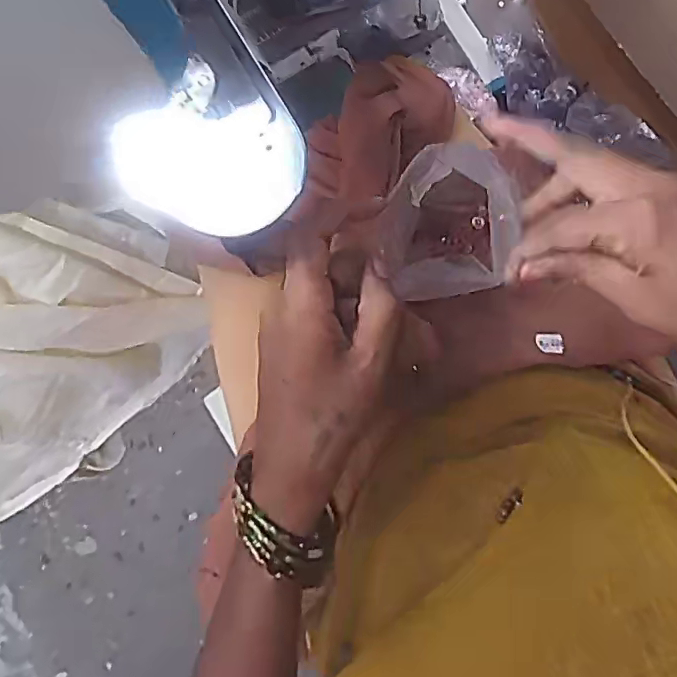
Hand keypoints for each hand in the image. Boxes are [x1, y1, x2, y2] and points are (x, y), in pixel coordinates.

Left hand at [253, 228, 401, 531]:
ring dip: (357, 300)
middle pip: (325, 264)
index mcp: (298, 303)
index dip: (342, 212)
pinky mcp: (282, 339)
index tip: (378, 207)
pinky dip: (344, 316)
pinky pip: (316, 309)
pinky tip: (365, 348)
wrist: (289, 469)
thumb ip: (380, 302)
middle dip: (364, 274)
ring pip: (323, 288)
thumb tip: (380, 259)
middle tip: (398, 303)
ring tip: (388, 338)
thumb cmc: (332, 416)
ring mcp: (278, 322)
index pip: (310, 234)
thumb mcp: (371, 360)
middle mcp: (280, 303)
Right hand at [485, 115, 676, 410]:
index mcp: (637, 216)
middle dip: (530, 139)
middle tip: (492, 131)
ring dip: (560, 175)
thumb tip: (526, 266)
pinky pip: (620, 177)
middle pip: (576, 156)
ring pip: (598, 163)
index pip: (563, 222)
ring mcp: (668, 180)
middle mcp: (649, 183)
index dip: (530, 244)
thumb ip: (578, 269)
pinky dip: (588, 185)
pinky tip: (572, 206)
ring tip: (530, 208)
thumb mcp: (638, 301)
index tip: (509, 268)